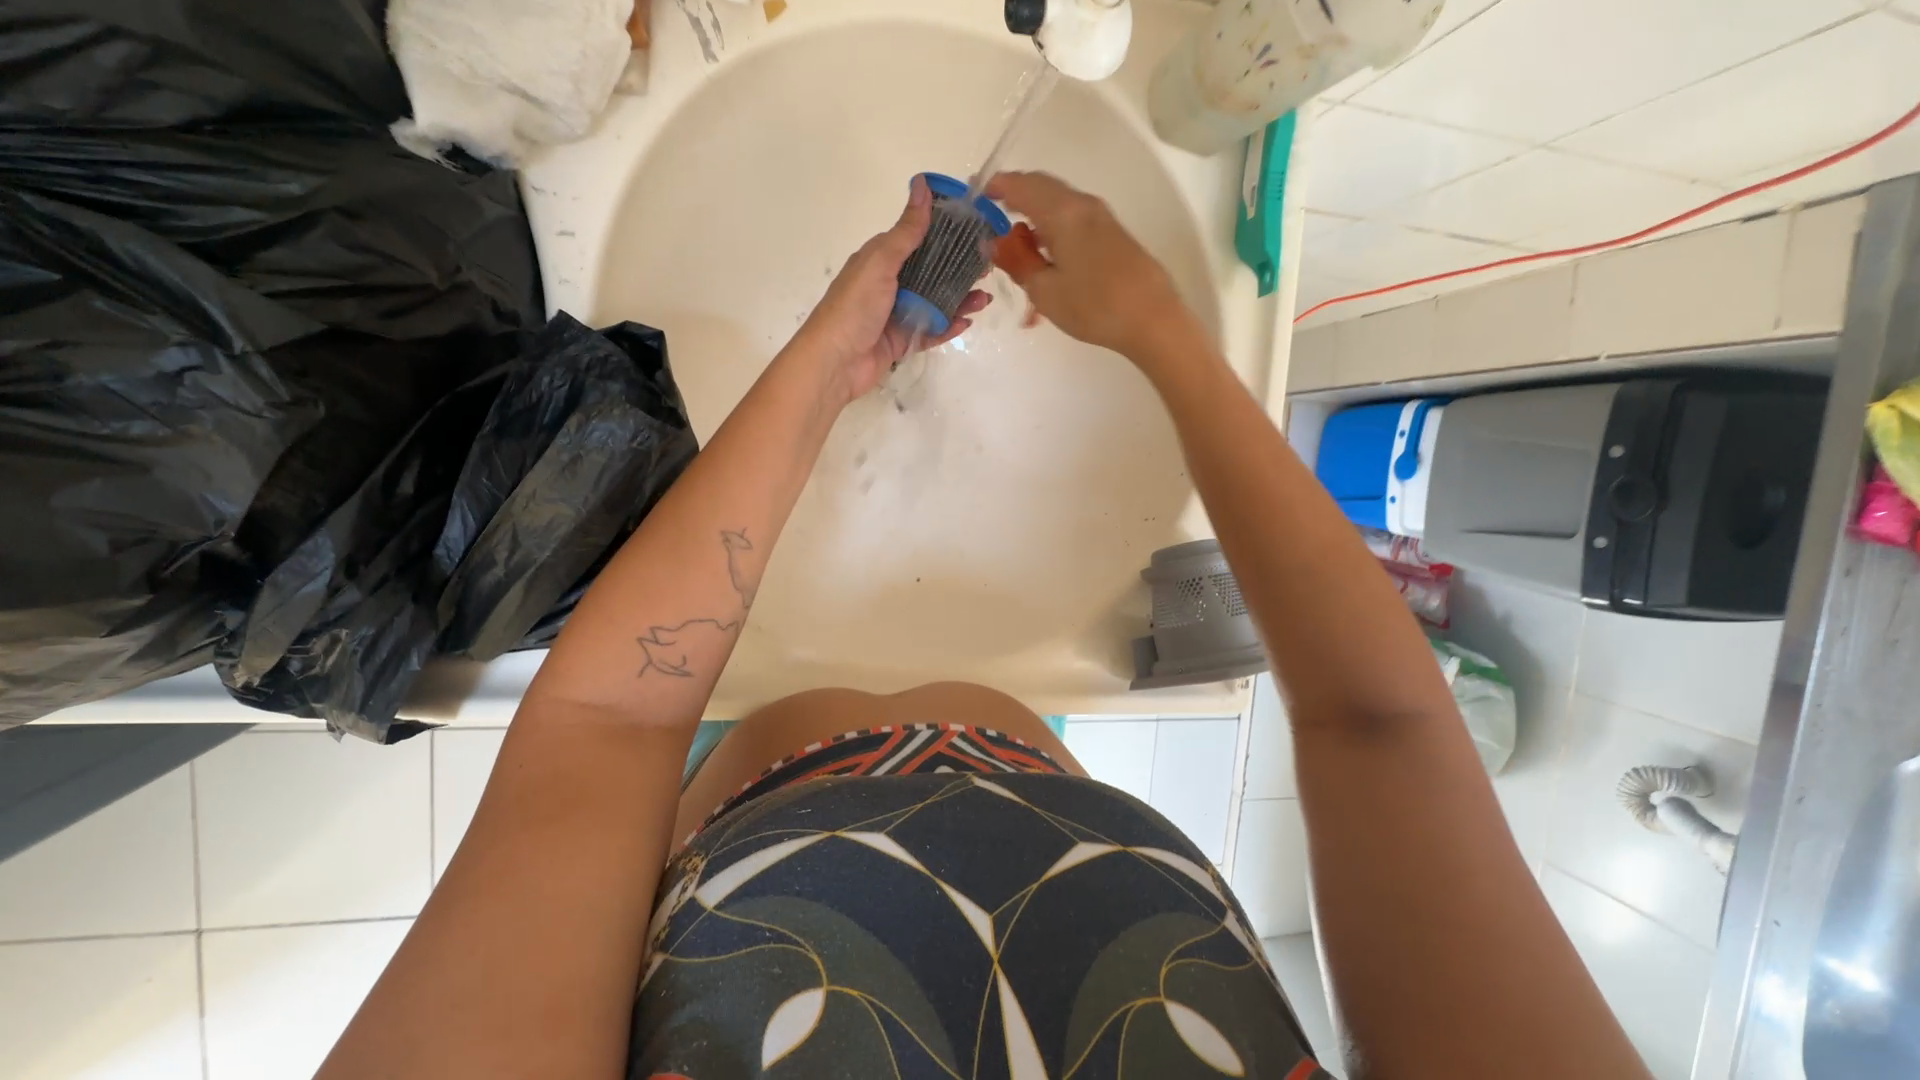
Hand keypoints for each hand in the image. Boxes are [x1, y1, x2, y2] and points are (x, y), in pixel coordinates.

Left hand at [795, 176, 990, 401]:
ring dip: (960, 300)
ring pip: (936, 303)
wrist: (834, 361)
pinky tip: (967, 322)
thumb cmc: (854, 306)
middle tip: (988, 269)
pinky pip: (932, 331)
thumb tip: (922, 184)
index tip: (976, 232)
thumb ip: (907, 230)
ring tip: (984, 299)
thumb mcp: (881, 261)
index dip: (947, 235)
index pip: (919, 240)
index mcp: (882, 260)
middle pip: (933, 272)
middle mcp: (891, 284)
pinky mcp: (902, 341)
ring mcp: (897, 314)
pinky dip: (949, 327)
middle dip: (960, 270)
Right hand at [985, 171, 1193, 359]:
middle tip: (992, 217)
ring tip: (1016, 243)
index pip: (1022, 185)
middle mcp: (1083, 205)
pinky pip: (1074, 220)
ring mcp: (1102, 218)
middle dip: (1015, 197)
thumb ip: (1016, 262)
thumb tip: (994, 243)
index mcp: (1063, 212)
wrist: (1152, 320)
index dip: (996, 186)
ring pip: (1059, 205)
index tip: (975, 195)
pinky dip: (1053, 229)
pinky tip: (1046, 255)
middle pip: (1042, 188)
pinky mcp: (1113, 234)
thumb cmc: (1093, 306)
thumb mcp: (1044, 291)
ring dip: (1035, 216)